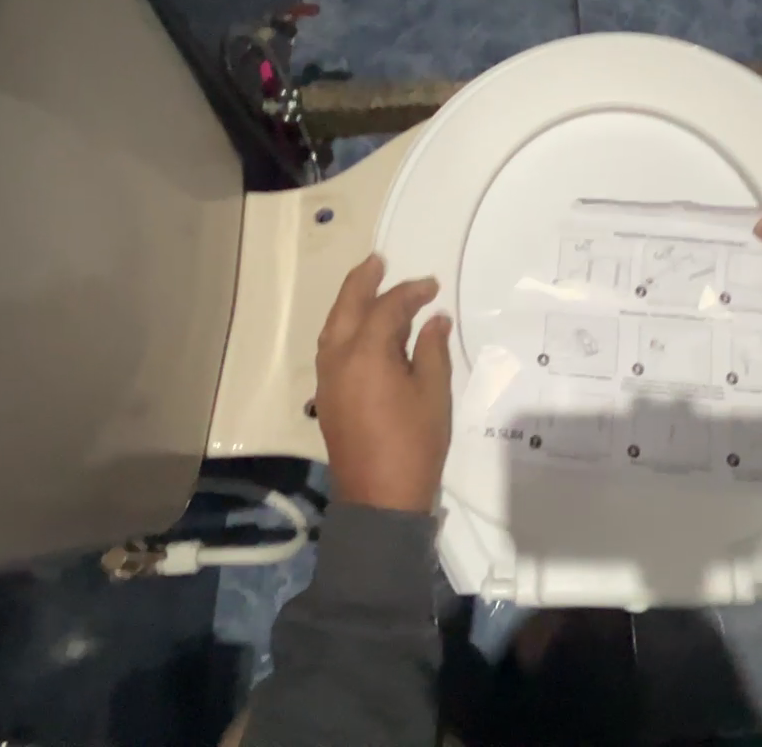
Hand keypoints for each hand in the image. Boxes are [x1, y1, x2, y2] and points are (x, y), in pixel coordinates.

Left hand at [314, 254, 453, 512]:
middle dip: (363, 281)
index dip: (411, 293)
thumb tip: (434, 320)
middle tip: (378, 262)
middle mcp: (339, 359)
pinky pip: (332, 348)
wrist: (380, 499)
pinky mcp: (326, 396)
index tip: (433, 287)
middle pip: (347, 307)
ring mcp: (327, 378)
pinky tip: (365, 331)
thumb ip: (431, 350)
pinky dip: (346, 329)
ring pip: (334, 327)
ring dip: (351, 303)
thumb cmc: (413, 443)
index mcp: (367, 354)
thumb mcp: (433, 393)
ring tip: (369, 287)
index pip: (387, 308)